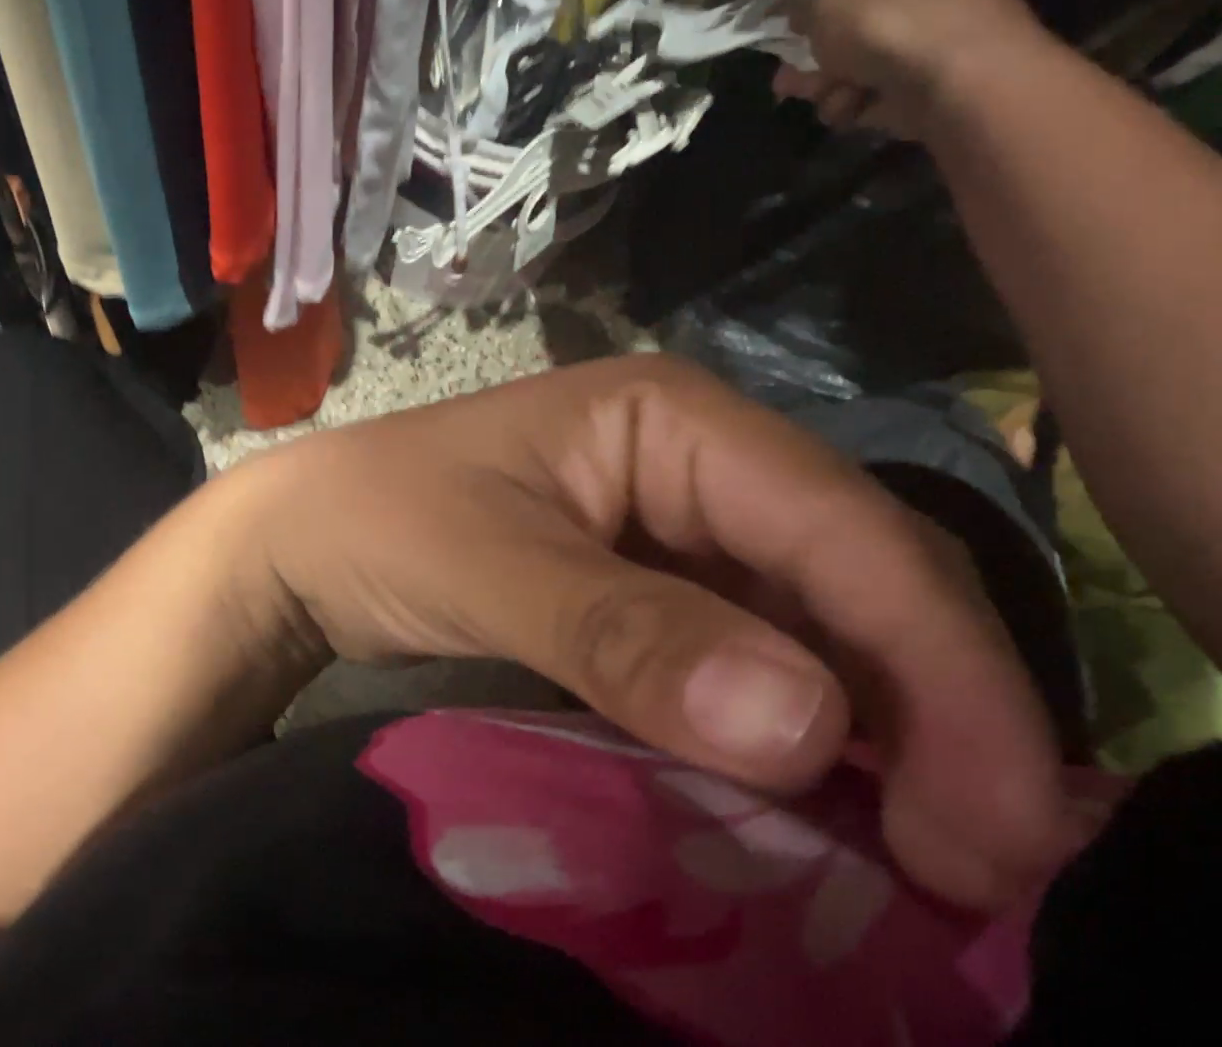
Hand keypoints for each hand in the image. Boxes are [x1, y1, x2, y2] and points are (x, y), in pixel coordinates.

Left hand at [238, 355, 1071, 908]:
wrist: (300, 541)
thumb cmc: (374, 522)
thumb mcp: (487, 569)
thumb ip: (626, 637)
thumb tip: (803, 728)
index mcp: (676, 422)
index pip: (845, 533)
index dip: (938, 671)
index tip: (991, 822)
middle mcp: (701, 470)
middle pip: (855, 584)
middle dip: (932, 717)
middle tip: (982, 869)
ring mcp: (679, 535)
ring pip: (817, 632)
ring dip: (879, 739)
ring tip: (931, 864)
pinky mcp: (650, 596)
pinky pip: (751, 663)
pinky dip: (793, 735)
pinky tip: (827, 808)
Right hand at [772, 0, 1054, 137]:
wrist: (957, 78)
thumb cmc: (889, 22)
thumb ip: (798, 0)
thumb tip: (794, 9)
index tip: (779, 19)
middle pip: (842, 22)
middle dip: (809, 54)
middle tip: (787, 76)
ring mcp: (920, 34)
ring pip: (849, 62)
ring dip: (825, 84)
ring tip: (826, 93)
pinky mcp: (918, 79)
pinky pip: (867, 91)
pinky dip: (852, 102)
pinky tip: (855, 105)